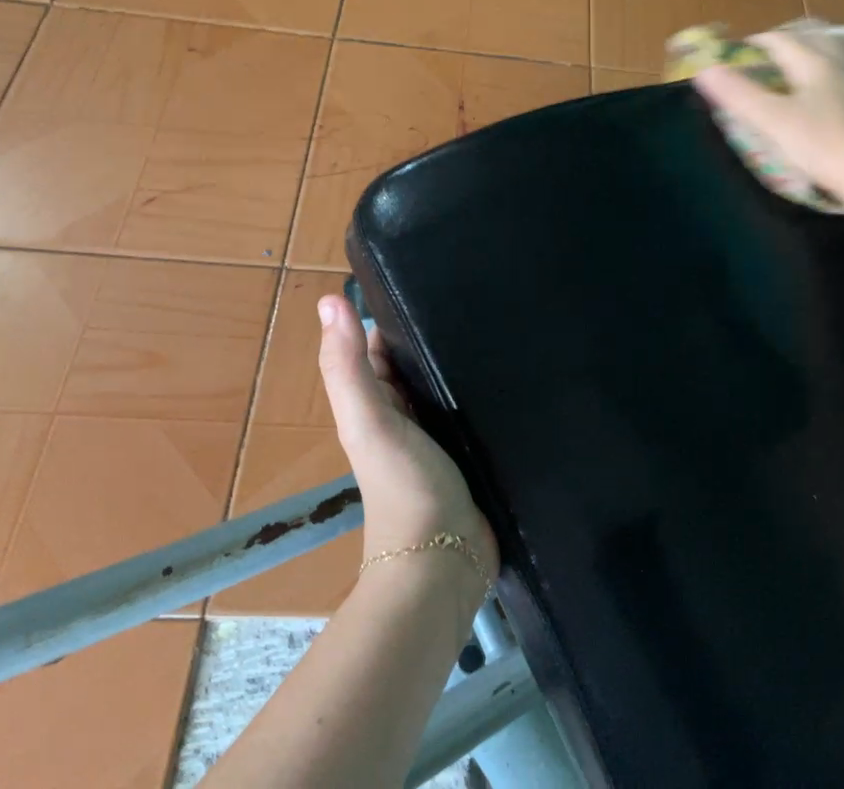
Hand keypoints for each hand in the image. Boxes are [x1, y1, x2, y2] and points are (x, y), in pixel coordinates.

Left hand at [316, 295, 498, 593]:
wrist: (444, 560)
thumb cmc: (403, 486)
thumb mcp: (369, 421)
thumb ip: (349, 367)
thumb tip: (327, 300)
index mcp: (377, 406)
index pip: (382, 349)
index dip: (396, 317)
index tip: (432, 283)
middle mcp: (406, 418)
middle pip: (418, 367)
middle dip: (438, 338)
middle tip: (482, 302)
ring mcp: (441, 439)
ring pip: (450, 389)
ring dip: (467, 366)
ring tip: (504, 329)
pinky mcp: (474, 455)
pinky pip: (477, 415)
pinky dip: (488, 396)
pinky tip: (517, 377)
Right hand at [691, 29, 843, 195]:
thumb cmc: (821, 144)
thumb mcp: (772, 121)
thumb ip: (739, 94)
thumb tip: (703, 70)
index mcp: (813, 61)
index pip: (780, 39)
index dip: (755, 43)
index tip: (737, 54)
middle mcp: (840, 63)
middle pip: (813, 37)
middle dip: (789, 39)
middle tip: (769, 55)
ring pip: (836, 53)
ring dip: (815, 52)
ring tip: (799, 68)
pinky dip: (834, 75)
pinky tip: (831, 94)